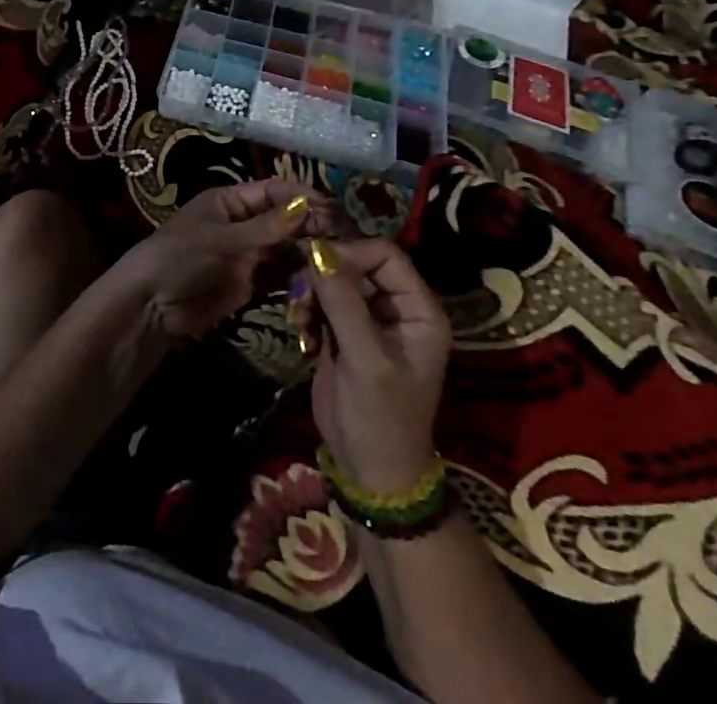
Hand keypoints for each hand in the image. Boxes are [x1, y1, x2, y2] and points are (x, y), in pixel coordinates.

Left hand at [117, 178, 334, 339]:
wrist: (151, 305)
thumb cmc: (179, 258)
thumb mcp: (221, 239)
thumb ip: (265, 227)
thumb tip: (307, 207)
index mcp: (228, 201)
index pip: (273, 191)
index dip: (303, 198)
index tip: (334, 210)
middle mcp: (241, 224)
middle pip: (285, 220)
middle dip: (312, 227)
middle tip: (346, 239)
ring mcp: (247, 255)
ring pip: (287, 249)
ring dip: (310, 253)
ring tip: (339, 260)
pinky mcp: (250, 283)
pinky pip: (281, 275)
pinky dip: (299, 278)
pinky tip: (320, 281)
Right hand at [307, 239, 453, 490]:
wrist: (368, 466)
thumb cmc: (380, 415)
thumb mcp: (365, 359)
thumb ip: (344, 303)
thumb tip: (318, 251)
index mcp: (418, 311)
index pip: (385, 256)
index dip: (349, 254)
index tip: (313, 267)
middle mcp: (396, 310)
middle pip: (357, 265)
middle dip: (324, 275)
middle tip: (298, 296)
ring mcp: (368, 322)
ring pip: (334, 283)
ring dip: (310, 293)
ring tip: (298, 318)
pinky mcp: (343, 335)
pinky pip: (322, 304)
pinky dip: (307, 310)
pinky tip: (300, 331)